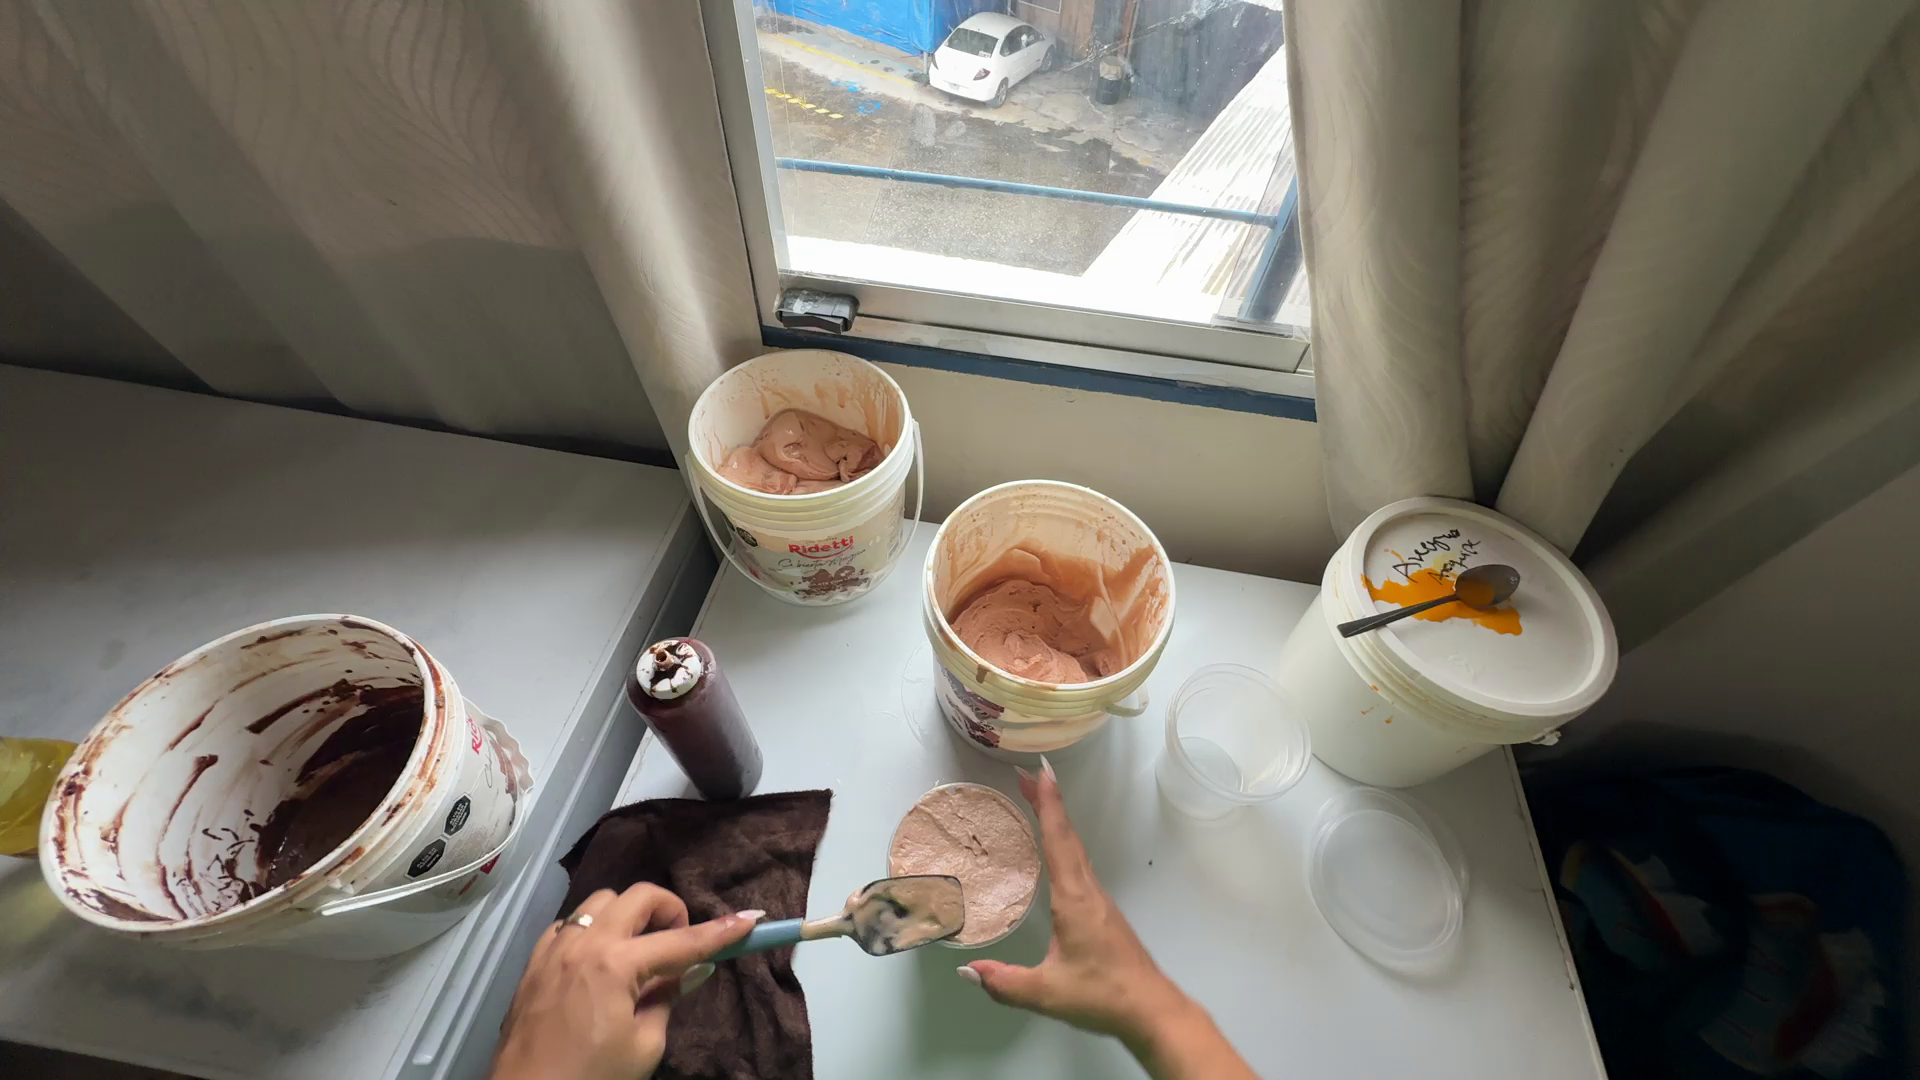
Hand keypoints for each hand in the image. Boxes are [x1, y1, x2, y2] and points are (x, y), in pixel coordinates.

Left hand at [490, 883, 762, 1079]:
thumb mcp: (643, 1048)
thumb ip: (667, 998)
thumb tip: (687, 971)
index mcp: (616, 964)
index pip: (683, 941)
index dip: (721, 931)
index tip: (751, 918)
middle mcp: (586, 943)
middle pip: (640, 896)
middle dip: (669, 910)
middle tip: (677, 940)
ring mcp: (555, 949)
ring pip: (602, 900)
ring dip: (628, 915)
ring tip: (635, 949)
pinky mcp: (533, 964)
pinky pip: (569, 924)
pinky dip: (591, 930)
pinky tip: (596, 958)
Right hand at [958, 758, 1255, 1079]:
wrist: (1151, 1009)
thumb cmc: (1102, 995)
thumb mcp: (1048, 992)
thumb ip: (1006, 982)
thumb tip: (967, 971)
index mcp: (1073, 897)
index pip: (1058, 839)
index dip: (1049, 803)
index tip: (1040, 770)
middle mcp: (1087, 888)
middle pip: (1066, 833)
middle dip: (1047, 800)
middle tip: (1026, 774)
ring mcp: (1097, 896)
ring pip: (1074, 845)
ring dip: (1056, 818)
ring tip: (1036, 799)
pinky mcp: (1101, 908)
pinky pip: (1078, 860)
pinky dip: (1063, 839)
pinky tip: (1054, 845)